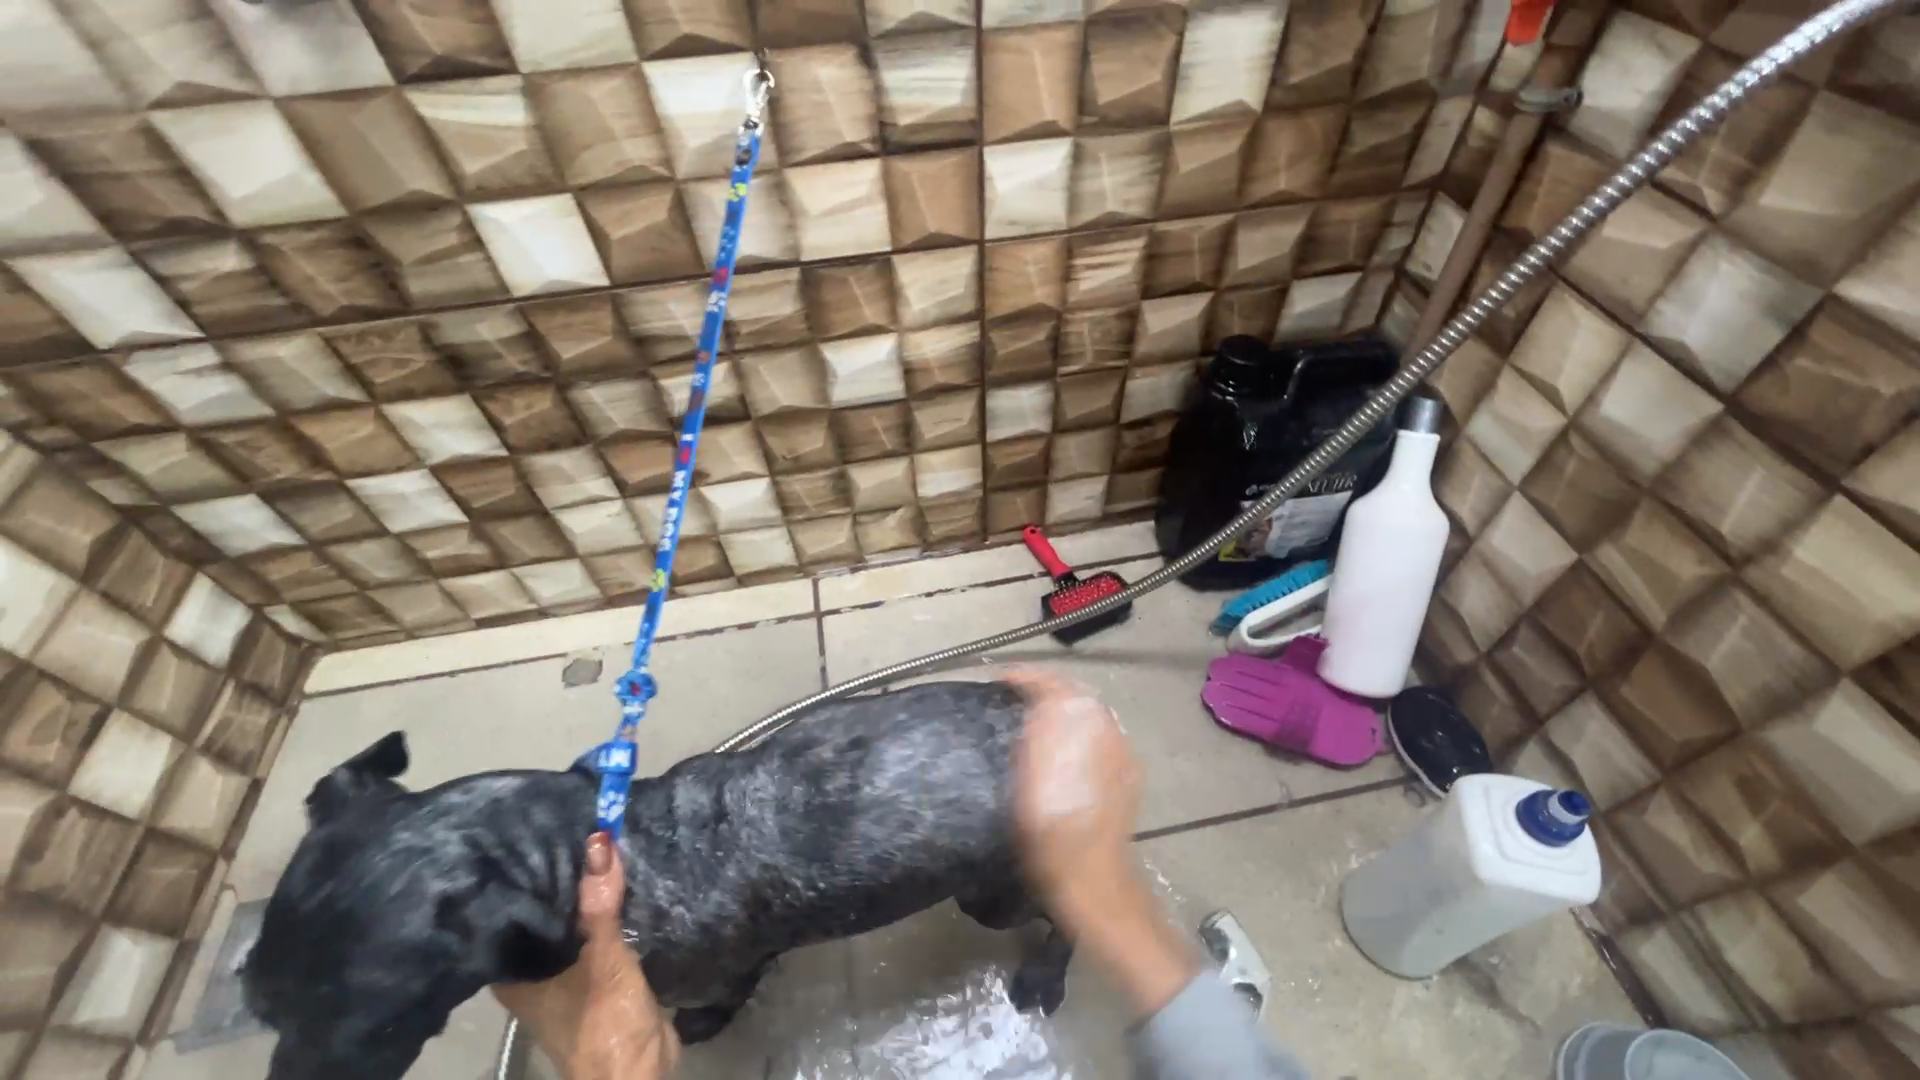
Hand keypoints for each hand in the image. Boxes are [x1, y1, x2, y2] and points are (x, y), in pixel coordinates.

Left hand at [494, 834, 678, 1079]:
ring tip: (597, 838)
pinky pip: (594, 931)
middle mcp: (529, 970)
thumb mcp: (603, 958)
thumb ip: (599, 903)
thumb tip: (599, 838)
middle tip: (571, 820)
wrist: (637, 1073)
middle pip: (541, 911)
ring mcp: (562, 974)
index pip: (506, 910)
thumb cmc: (603, 1022)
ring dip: (584, 889)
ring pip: (569, 920)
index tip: (532, 827)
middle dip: (558, 872)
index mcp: (512, 970)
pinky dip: (604, 908)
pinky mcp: (595, 975)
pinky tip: (618, 879)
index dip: (520, 870)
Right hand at [1002, 670, 1197, 1018]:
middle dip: (1042, 689)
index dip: (1028, 677)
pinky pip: (1094, 738)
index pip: (1060, 686)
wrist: (1094, 887)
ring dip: (1056, 708)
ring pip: (1087, 717)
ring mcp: (1121, 759)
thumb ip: (1039, 733)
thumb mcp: (1032, 785)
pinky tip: (1052, 747)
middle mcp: (1111, 738)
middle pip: (1076, 696)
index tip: (998, 680)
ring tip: (1024, 715)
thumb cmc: (1055, 840)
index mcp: (1090, 734)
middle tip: (1008, 694)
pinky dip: (1070, 731)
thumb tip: (1036, 696)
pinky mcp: (1123, 779)